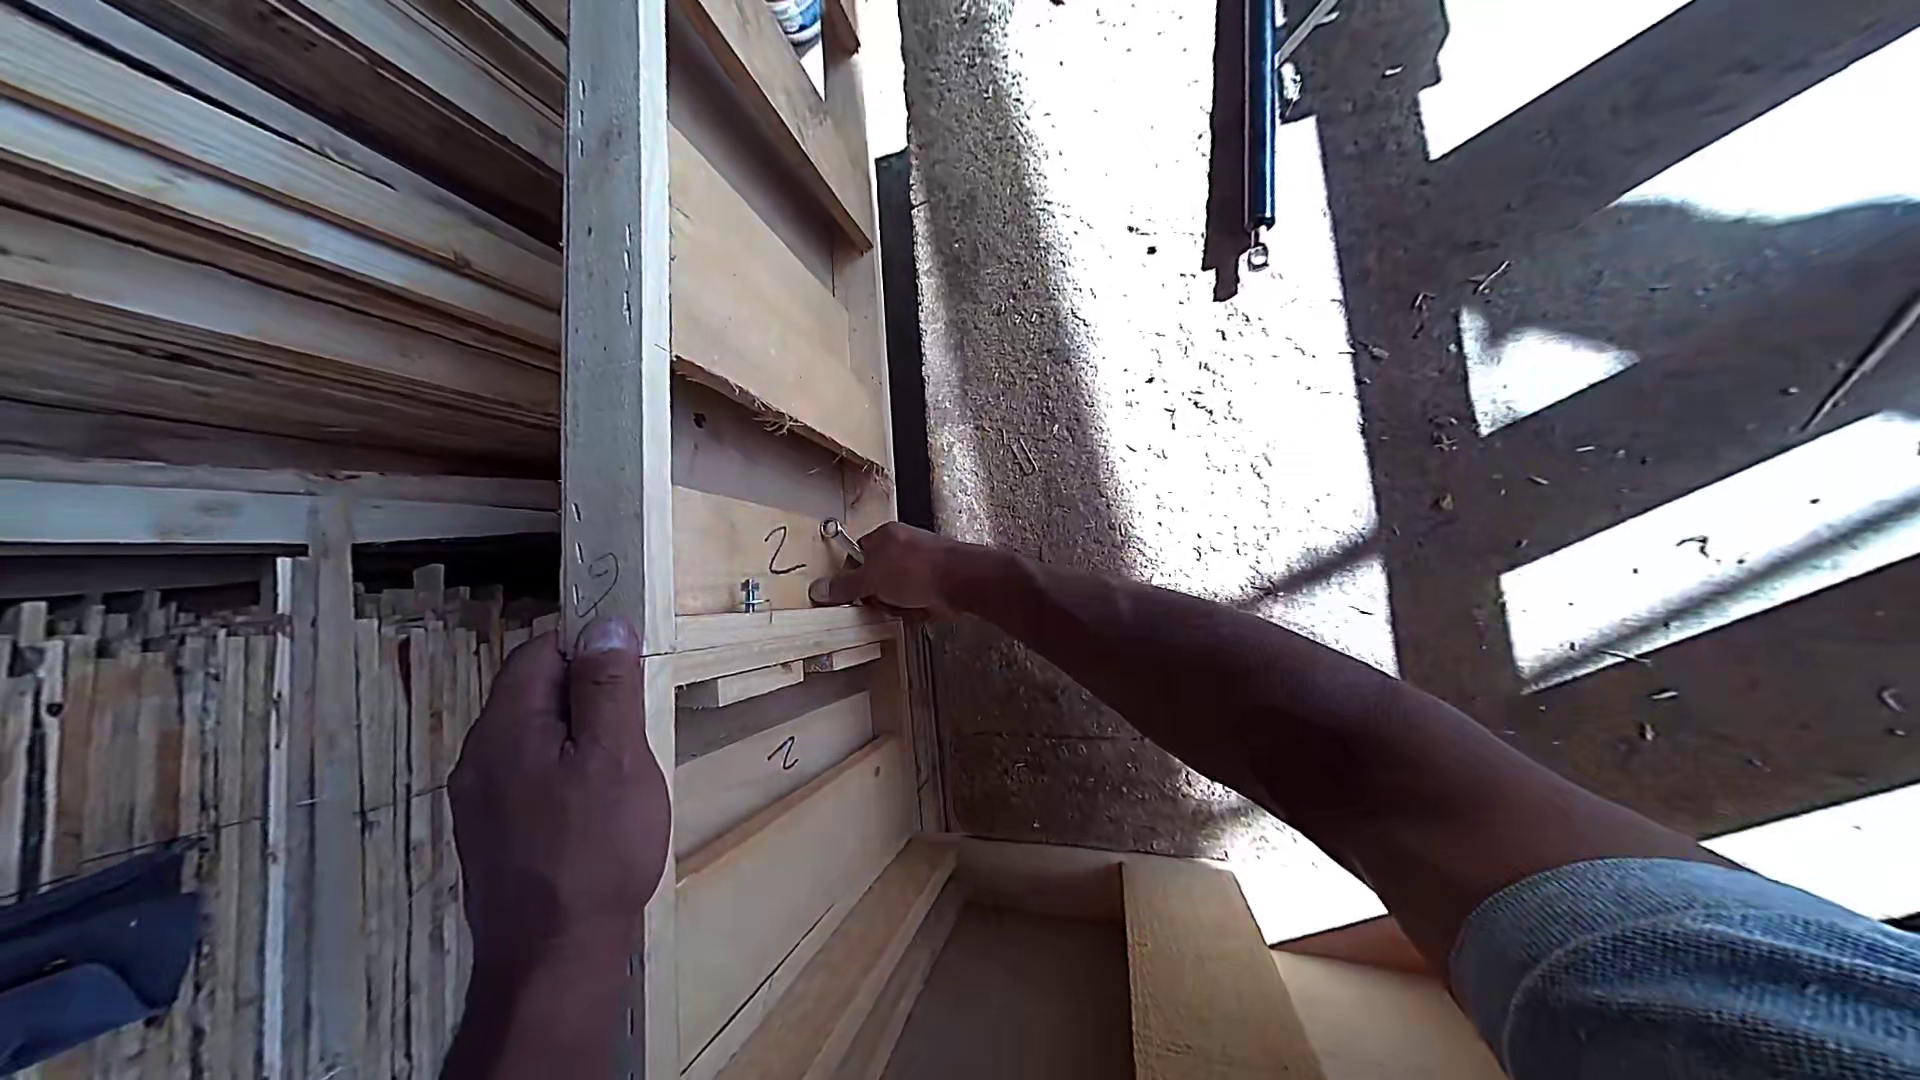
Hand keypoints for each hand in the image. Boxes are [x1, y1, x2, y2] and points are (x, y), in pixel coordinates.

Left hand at [449, 615, 669, 972]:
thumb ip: (607, 686)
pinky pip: (530, 772)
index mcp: (504, 729)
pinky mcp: (491, 829)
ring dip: (581, 736)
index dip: (589, 654)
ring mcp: (480, 797)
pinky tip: (594, 805)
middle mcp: (478, 756)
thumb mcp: (616, 755)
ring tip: (620, 772)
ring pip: (536, 735)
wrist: (556, 956)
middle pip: (536, 693)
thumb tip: (605, 624)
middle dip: (589, 699)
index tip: (630, 682)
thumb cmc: (596, 846)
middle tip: (632, 735)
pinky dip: (566, 769)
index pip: (541, 654)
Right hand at [807, 522, 976, 615]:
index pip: (857, 554)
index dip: (852, 577)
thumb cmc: (914, 571)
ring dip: (898, 606)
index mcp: (885, 536)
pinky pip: (915, 600)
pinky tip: (922, 610)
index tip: (853, 594)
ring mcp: (921, 565)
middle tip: (883, 602)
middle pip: (876, 578)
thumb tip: (816, 589)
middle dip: (878, 597)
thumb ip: (845, 586)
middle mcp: (903, 546)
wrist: (961, 581)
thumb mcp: (872, 578)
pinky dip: (916, 609)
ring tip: (908, 606)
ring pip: (895, 593)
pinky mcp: (936, 583)